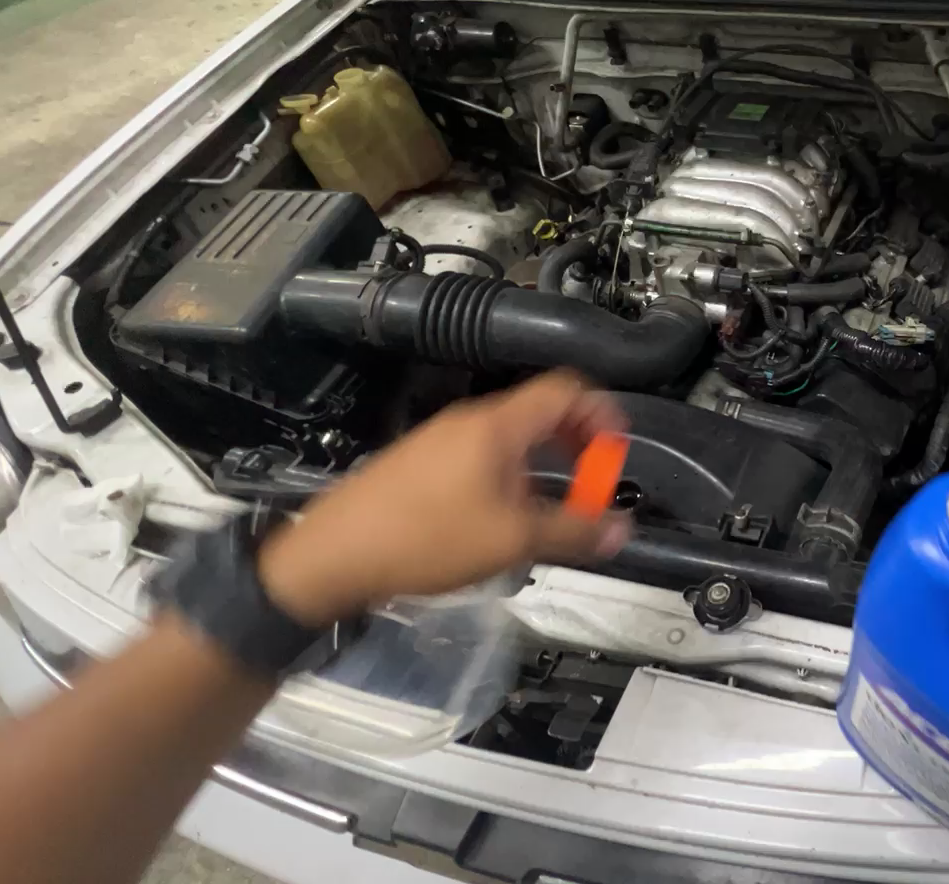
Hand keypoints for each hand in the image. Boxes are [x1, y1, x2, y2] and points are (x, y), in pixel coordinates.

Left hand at [257, 370, 629, 624]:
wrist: (327, 559)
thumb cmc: (423, 538)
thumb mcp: (512, 541)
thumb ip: (574, 531)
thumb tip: (621, 530)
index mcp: (499, 425)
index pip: (567, 389)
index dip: (602, 411)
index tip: (615, 447)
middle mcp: (472, 421)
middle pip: (544, 410)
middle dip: (578, 442)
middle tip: (592, 479)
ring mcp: (444, 438)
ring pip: (515, 434)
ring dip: (546, 461)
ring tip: (552, 503)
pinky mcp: (424, 461)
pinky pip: (486, 452)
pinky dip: (514, 471)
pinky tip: (505, 513)